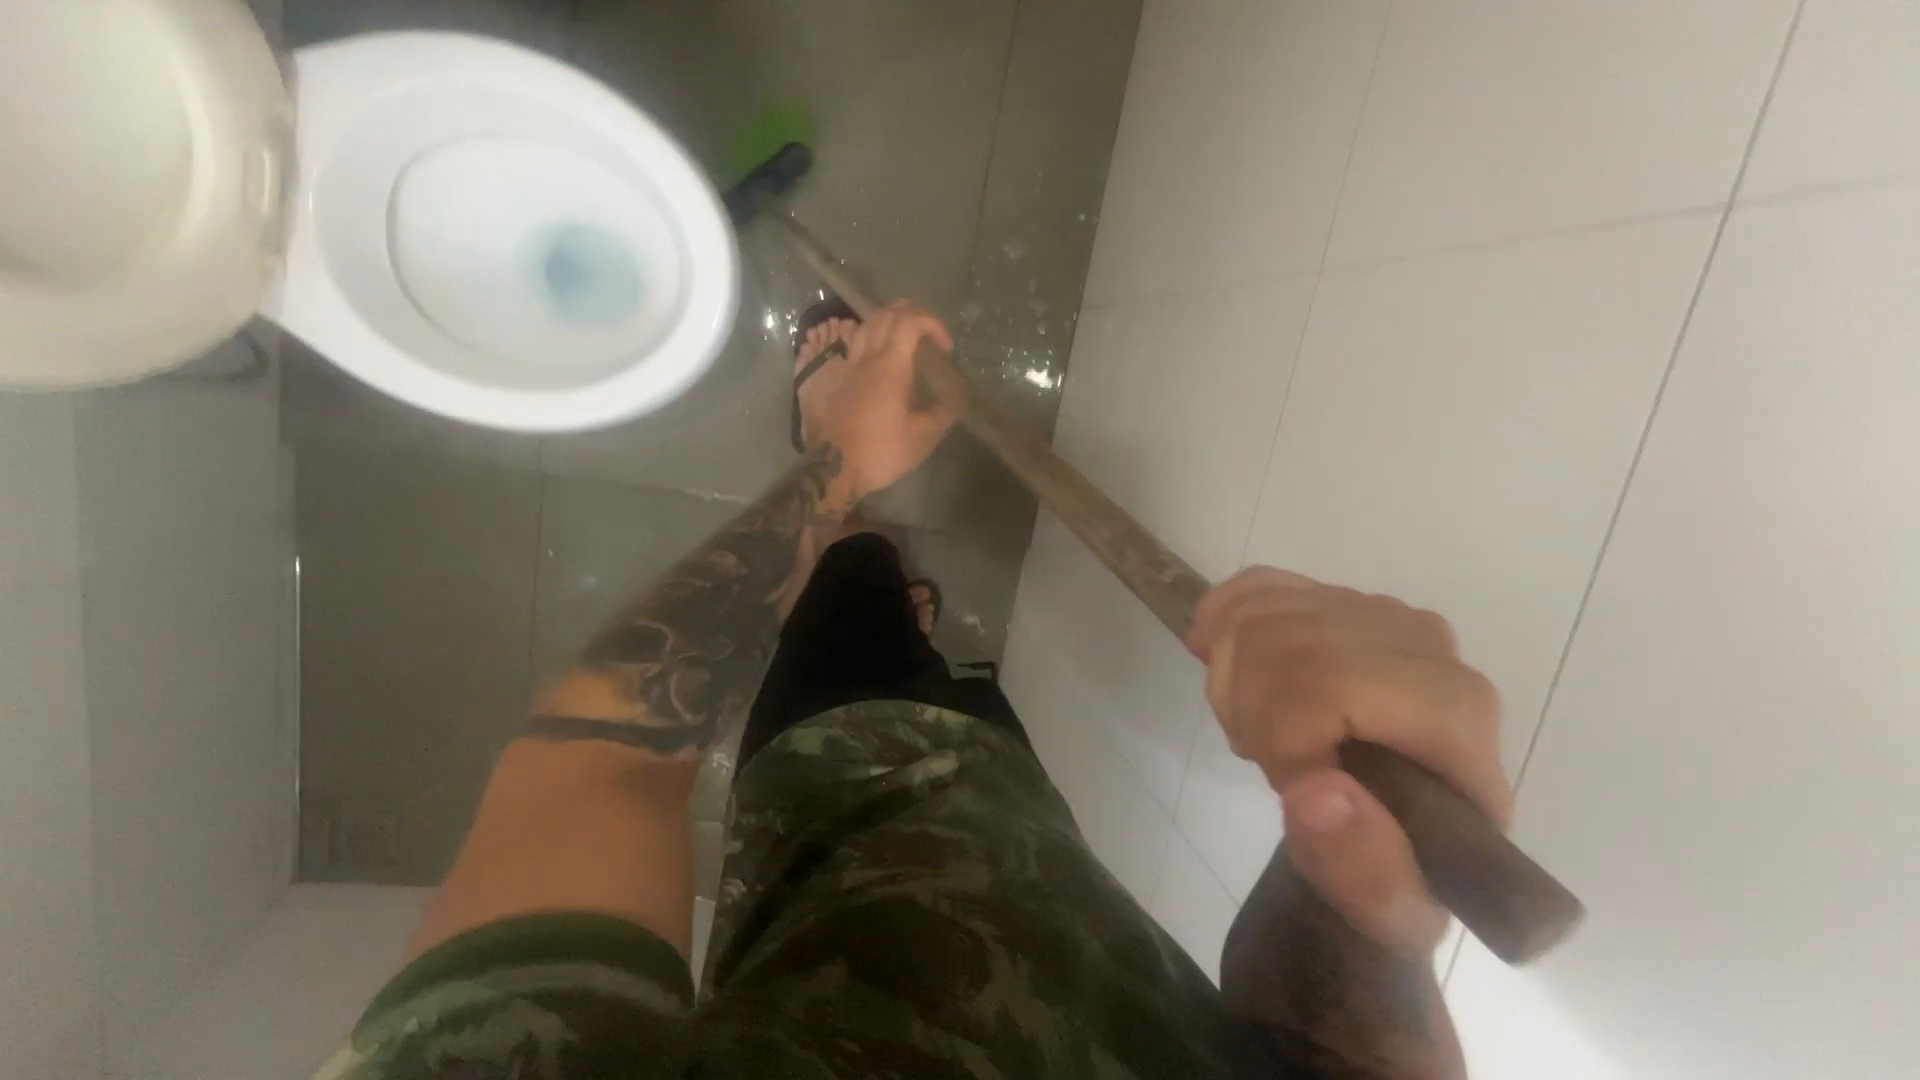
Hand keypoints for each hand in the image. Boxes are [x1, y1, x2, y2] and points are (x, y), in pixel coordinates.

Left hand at [802, 301, 959, 499]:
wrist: (834, 468)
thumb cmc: (881, 452)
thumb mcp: (922, 438)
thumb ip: (942, 414)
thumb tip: (953, 402)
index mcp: (890, 367)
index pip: (909, 322)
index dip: (932, 324)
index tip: (946, 347)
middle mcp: (867, 358)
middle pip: (885, 315)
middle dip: (911, 314)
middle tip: (929, 333)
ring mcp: (848, 367)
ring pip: (865, 326)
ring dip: (888, 321)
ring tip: (905, 336)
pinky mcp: (838, 380)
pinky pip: (855, 345)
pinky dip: (873, 338)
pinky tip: (882, 356)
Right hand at [1187, 568, 1511, 955]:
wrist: (1384, 832)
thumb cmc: (1392, 874)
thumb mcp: (1384, 908)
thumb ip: (1361, 867)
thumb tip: (1318, 793)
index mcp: (1454, 715)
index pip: (1328, 678)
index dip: (1278, 728)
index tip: (1281, 781)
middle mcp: (1429, 646)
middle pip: (1286, 640)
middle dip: (1247, 706)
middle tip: (1259, 757)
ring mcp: (1383, 614)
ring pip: (1261, 613)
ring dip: (1232, 676)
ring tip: (1256, 727)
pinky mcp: (1342, 598)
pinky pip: (1260, 584)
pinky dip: (1223, 617)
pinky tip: (1220, 654)